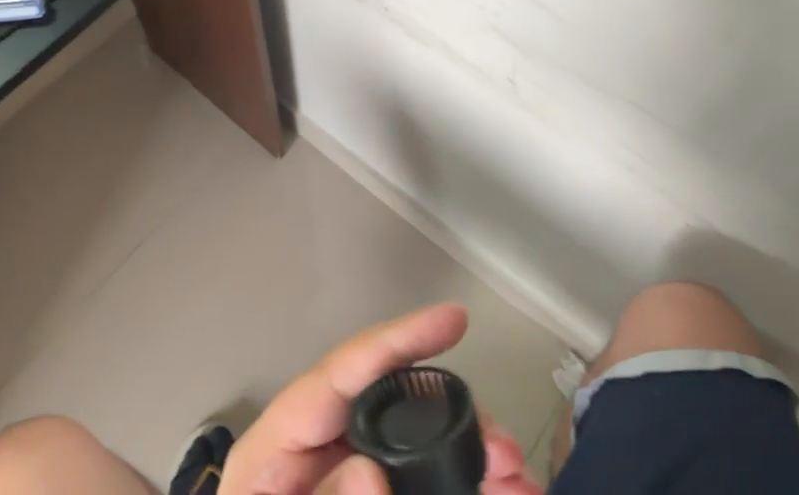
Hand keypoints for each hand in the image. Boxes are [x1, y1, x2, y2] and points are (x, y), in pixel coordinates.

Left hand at [221, 304, 542, 494]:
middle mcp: (317, 448)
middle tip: (506, 453)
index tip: (452, 321)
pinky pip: (427, 480)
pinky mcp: (376, 489)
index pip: (340, 372)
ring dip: (474, 459)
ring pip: (420, 446)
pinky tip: (508, 491)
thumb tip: (369, 471)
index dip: (398, 338)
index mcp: (279, 444)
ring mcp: (350, 475)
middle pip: (392, 406)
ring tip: (519, 483)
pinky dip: (468, 483)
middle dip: (457, 416)